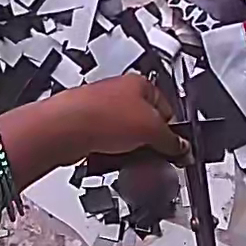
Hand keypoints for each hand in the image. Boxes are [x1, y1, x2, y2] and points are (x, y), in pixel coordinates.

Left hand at [46, 73, 186, 161]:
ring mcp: (101, 112)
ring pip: (124, 138)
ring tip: (129, 161)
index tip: (176, 149)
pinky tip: (110, 161)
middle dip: (150, 144)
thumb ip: (172, 141)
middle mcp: (119, 94)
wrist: (64, 128)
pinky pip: (106, 147)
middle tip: (153, 158)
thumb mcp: (152, 130)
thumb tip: (182, 148)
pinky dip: (110, 156)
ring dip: (130, 152)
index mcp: (140, 84)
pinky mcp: (86, 130)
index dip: (173, 131)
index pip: (167, 109)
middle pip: (145, 124)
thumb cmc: (101, 115)